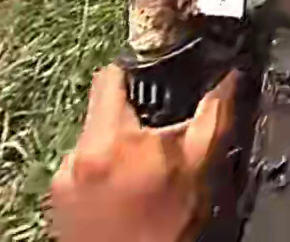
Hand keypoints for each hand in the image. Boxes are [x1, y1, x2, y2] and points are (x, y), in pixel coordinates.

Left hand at [49, 66, 237, 241]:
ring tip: (151, 156)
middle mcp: (74, 157)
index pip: (110, 76)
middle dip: (137, 108)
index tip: (161, 69)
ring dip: (122, 137)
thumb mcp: (201, 159)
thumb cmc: (164, 223)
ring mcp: (60, 183)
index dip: (138, 65)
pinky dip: (108, 162)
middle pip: (104, 107)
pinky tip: (132, 180)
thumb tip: (231, 75)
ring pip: (97, 136)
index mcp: (107, 141)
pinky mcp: (57, 204)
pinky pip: (86, 163)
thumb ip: (216, 109)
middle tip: (165, 121)